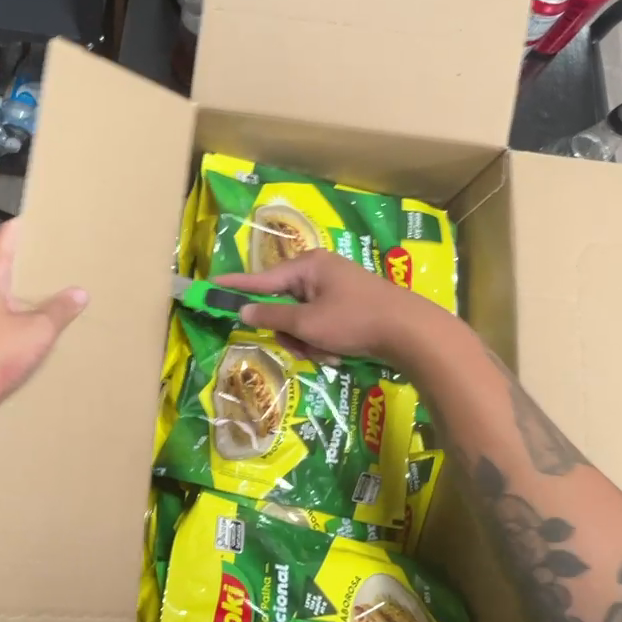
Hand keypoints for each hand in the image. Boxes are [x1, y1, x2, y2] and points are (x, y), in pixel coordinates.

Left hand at [0, 219, 87, 413]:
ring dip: (25, 286)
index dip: (28, 225)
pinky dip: (17, 307)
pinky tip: (37, 317)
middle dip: (32, 258)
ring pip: (2, 287)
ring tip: (56, 284)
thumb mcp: (36, 332)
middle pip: (5, 261)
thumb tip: (79, 293)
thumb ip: (59, 310)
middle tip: (63, 253)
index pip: (7, 237)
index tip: (48, 219)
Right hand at [215, 250, 450, 365]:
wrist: (412, 332)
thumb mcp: (308, 323)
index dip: (234, 287)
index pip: (260, 278)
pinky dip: (325, 344)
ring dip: (309, 343)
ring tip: (329, 354)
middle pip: (282, 306)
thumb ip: (272, 317)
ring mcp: (336, 290)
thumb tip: (244, 310)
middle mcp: (319, 273)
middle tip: (304, 346)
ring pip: (301, 322)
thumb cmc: (356, 321)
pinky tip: (341, 355)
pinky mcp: (349, 307)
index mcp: (307, 267)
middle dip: (290, 333)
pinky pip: (320, 327)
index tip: (209, 287)